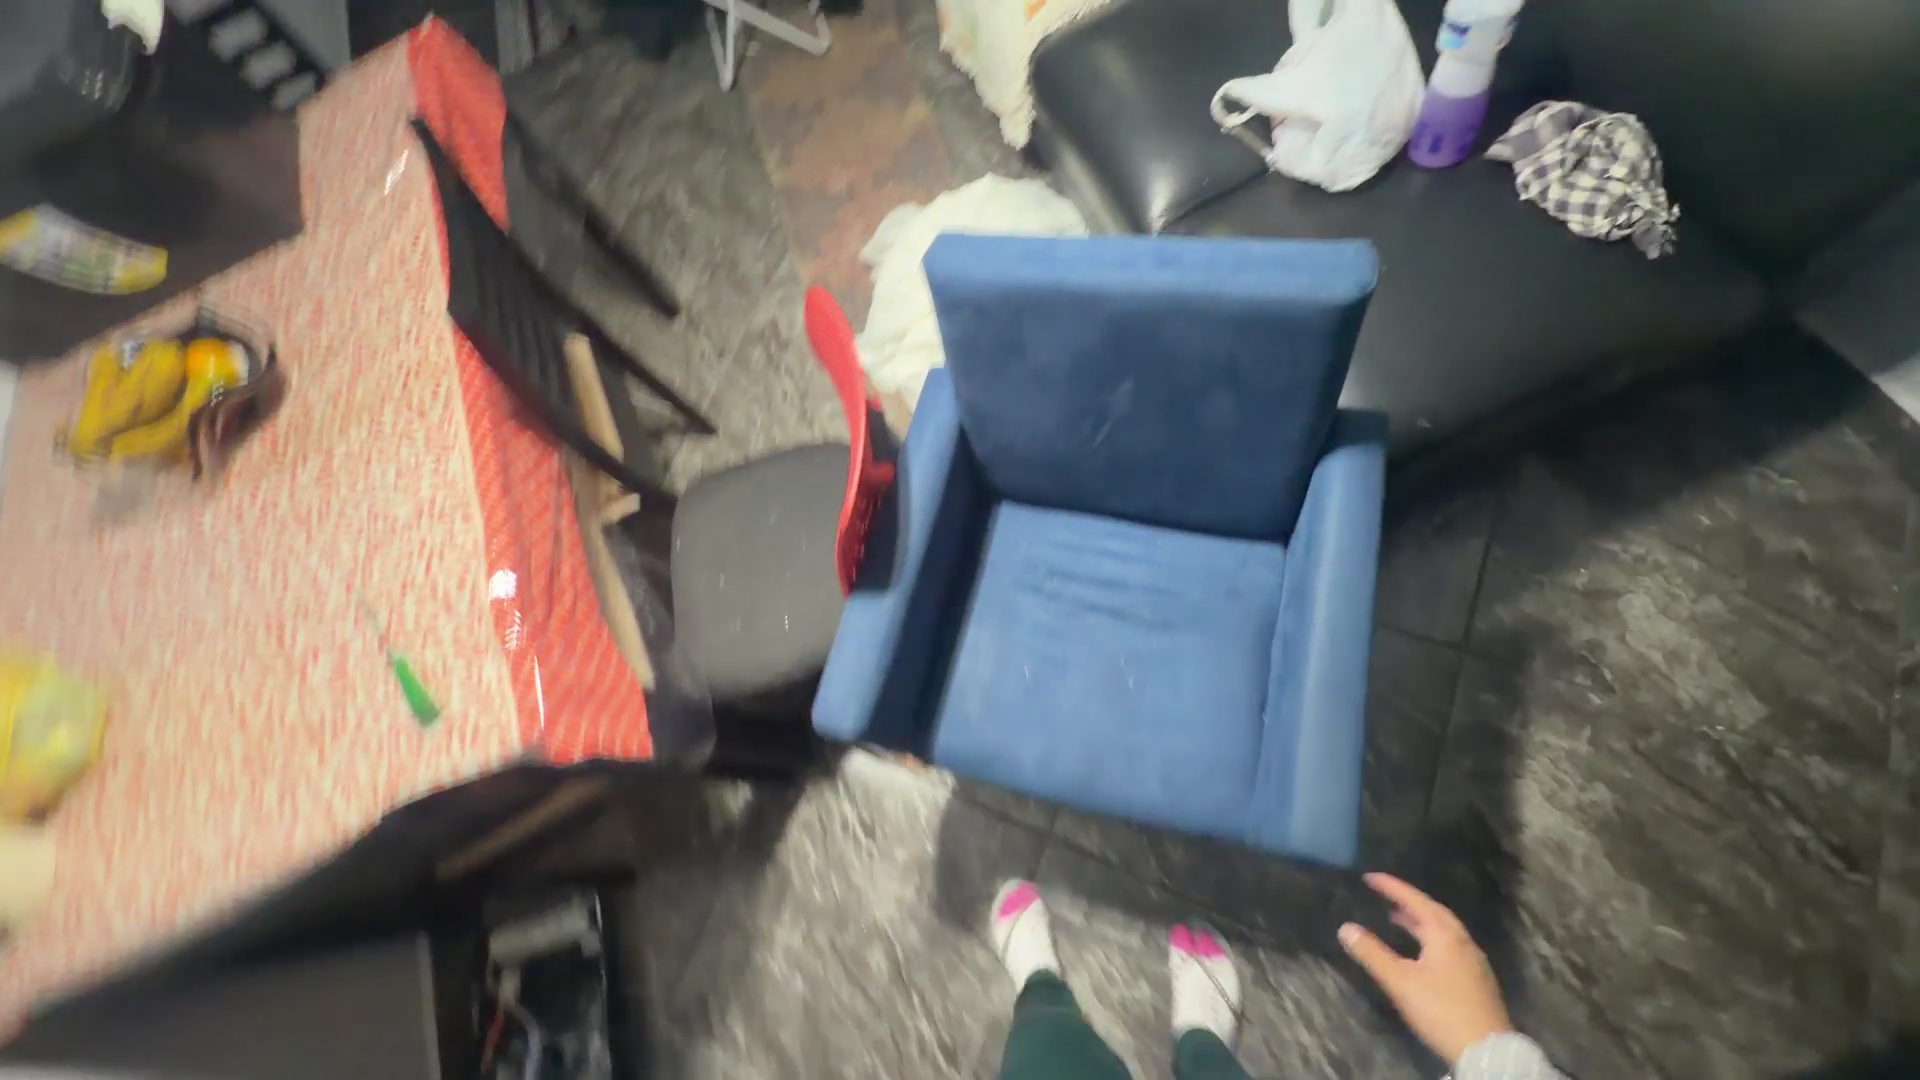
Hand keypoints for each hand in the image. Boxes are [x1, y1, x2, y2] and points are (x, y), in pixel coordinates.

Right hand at [1339, 872, 1513, 1064]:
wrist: (1488, 1055)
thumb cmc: (1441, 1010)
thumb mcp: (1400, 981)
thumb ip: (1372, 953)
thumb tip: (1345, 928)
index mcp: (1445, 936)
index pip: (1415, 901)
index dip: (1392, 887)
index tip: (1369, 877)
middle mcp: (1463, 943)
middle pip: (1434, 912)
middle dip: (1409, 901)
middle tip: (1385, 895)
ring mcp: (1474, 963)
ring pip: (1444, 930)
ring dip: (1420, 920)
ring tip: (1397, 920)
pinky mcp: (1477, 981)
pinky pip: (1450, 945)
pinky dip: (1430, 937)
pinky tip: (1420, 951)